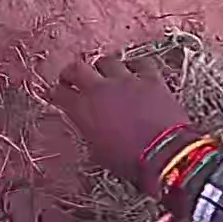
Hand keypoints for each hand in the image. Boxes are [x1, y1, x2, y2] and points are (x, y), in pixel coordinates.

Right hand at [46, 55, 194, 199]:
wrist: (167, 156)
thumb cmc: (129, 160)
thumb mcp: (97, 150)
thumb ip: (88, 130)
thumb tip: (88, 125)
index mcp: (81, 108)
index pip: (58, 92)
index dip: (54, 92)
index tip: (55, 94)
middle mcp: (99, 89)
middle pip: (77, 68)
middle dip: (72, 73)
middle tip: (72, 78)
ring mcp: (125, 81)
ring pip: (106, 61)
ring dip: (102, 67)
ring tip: (103, 73)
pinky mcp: (151, 80)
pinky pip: (140, 63)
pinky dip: (135, 66)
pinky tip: (134, 71)